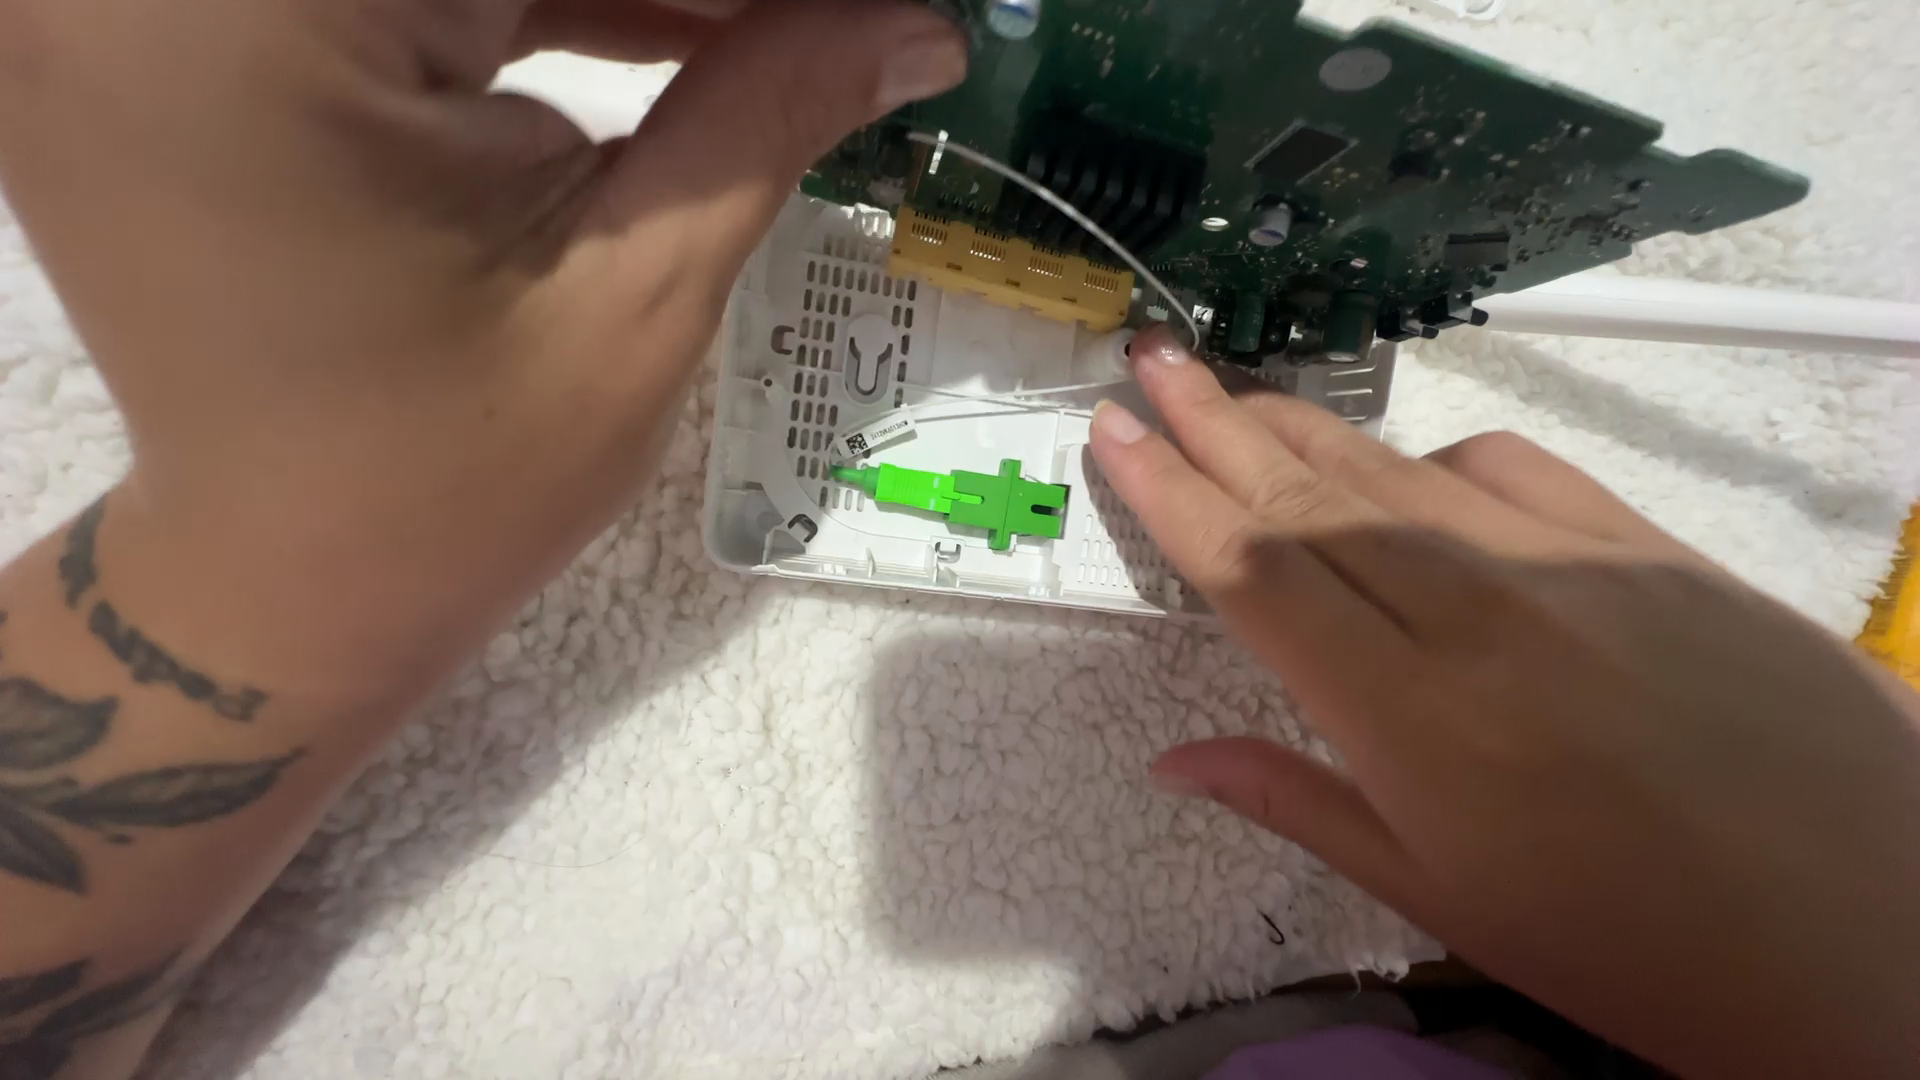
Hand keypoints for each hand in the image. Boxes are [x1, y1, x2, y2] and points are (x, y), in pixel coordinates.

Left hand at [0, 0, 966, 700]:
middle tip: (846, 28)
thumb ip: (769, 120)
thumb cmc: (475, 478)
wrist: (316, 573)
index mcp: (245, 7)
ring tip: (794, 39)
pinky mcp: (223, 30)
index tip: (874, 8)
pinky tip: (695, 31)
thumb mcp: (640, 297)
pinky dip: (572, 1)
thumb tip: (914, 28)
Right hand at [1089, 326, 1919, 1078]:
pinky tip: (1400, 469)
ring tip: (1229, 391)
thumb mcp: (1430, 892)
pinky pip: (1504, 471)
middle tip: (1152, 362)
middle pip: (1307, 494)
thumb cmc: (1627, 942)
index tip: (1116, 435)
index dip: (1169, 493)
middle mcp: (1477, 613)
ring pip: (1389, 471)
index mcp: (1408, 712)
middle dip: (1212, 421)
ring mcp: (1570, 565)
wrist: (1903, 948)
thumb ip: (1286, 800)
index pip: (1251, 569)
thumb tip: (1169, 762)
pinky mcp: (1647, 545)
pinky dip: (1426, 459)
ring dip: (1294, 426)